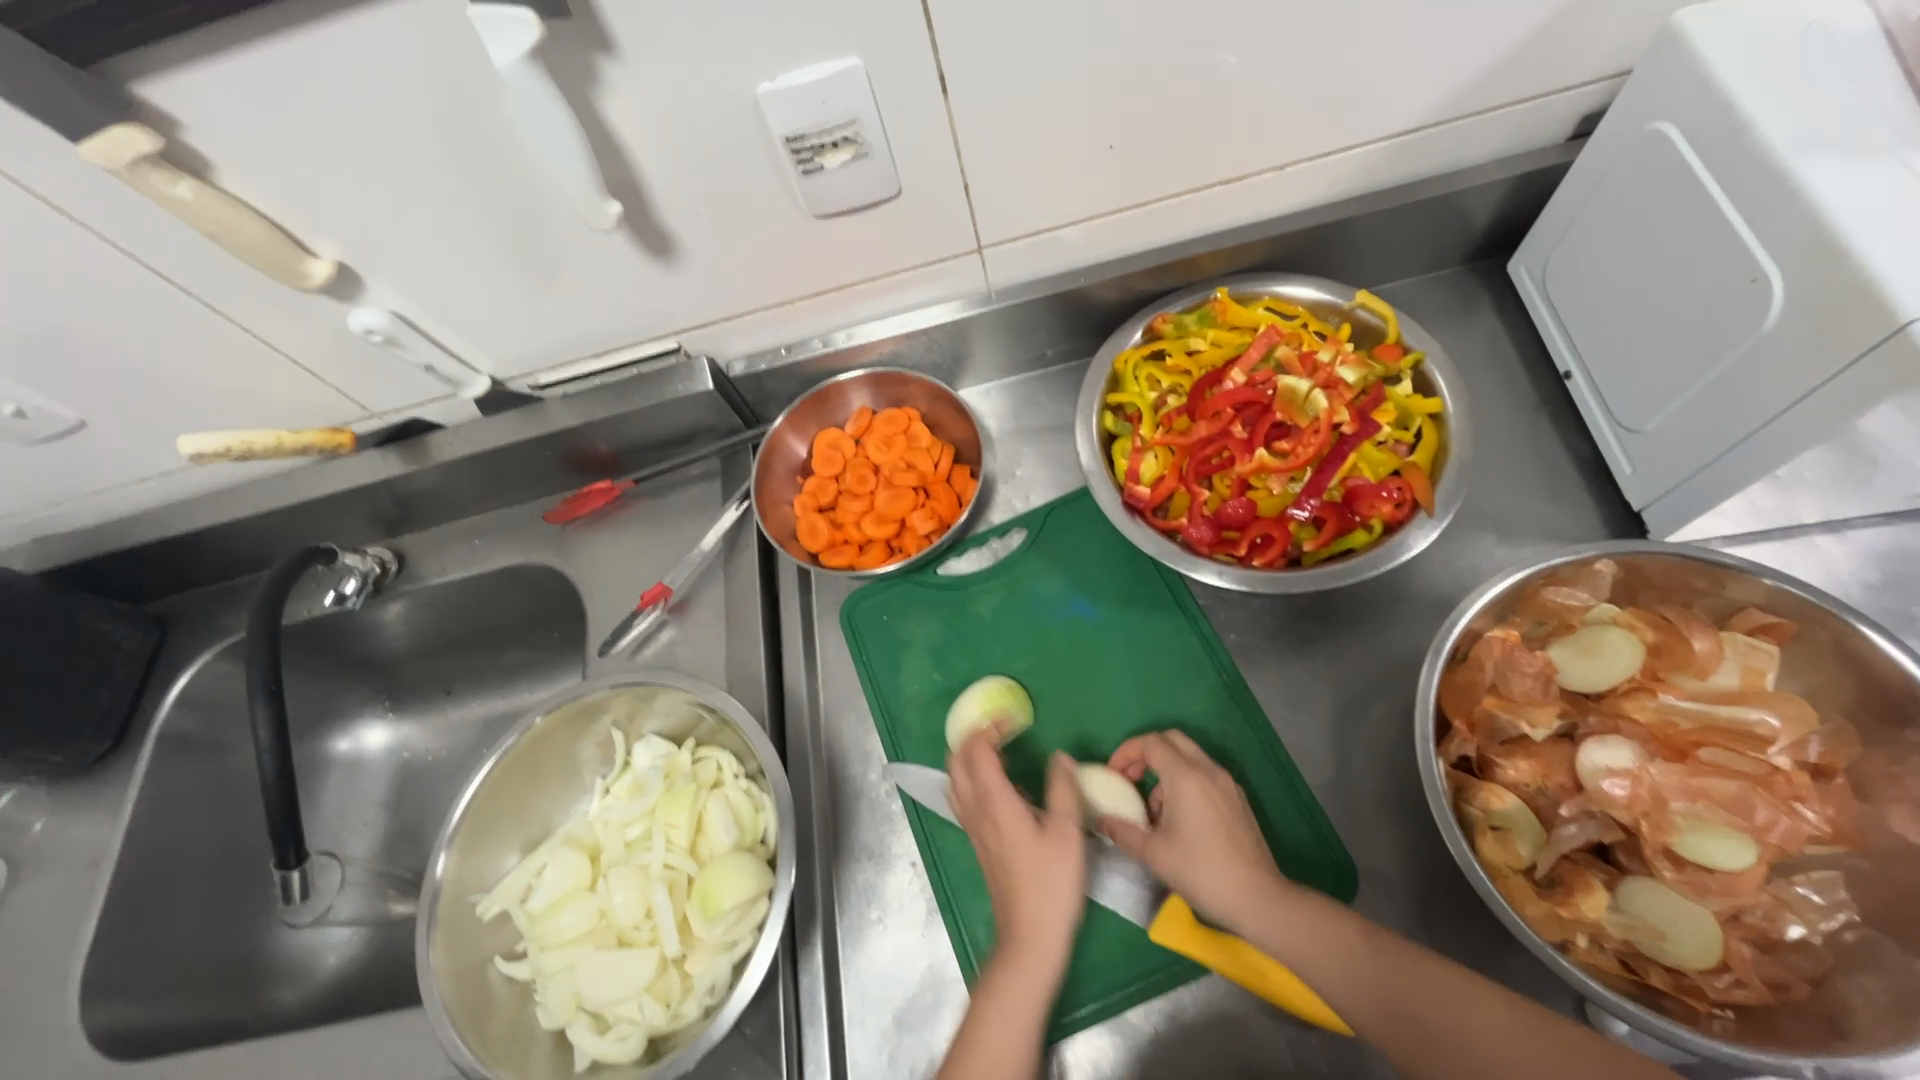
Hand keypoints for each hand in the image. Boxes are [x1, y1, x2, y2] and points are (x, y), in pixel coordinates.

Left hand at [948, 734, 1085, 974]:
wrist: (1029, 935)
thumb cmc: (1051, 884)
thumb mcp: (1067, 833)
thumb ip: (1063, 789)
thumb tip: (1060, 757)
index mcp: (994, 801)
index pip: (976, 749)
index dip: (990, 727)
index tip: (1014, 718)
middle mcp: (975, 810)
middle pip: (956, 760)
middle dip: (973, 736)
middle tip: (1002, 728)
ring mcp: (972, 827)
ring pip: (956, 779)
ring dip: (969, 757)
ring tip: (1000, 750)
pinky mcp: (978, 842)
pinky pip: (964, 798)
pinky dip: (974, 779)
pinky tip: (1004, 788)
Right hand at [1100, 730, 1292, 931]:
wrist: (1257, 897)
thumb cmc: (1200, 871)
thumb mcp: (1153, 853)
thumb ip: (1123, 831)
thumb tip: (1102, 821)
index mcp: (1186, 776)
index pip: (1151, 743)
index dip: (1126, 752)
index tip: (1113, 774)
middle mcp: (1208, 770)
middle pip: (1172, 740)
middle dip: (1146, 753)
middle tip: (1130, 779)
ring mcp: (1227, 783)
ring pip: (1190, 758)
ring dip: (1165, 771)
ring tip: (1153, 810)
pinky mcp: (1237, 799)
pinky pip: (1205, 775)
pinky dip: (1185, 782)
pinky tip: (1179, 819)